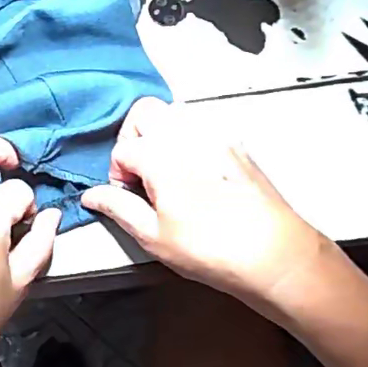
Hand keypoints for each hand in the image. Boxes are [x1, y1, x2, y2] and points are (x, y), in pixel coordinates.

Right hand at [81, 97, 339, 314]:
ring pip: (174, 114)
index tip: (127, 196)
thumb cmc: (212, 249)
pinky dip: (187, 141)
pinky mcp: (236, 146)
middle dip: (133, 137)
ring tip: (166, 173)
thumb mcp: (154, 236)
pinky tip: (193, 175)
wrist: (275, 254)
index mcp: (161, 156)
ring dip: (160, 135)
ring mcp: (216, 136)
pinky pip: (202, 127)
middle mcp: (187, 136)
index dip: (117, 174)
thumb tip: (93, 196)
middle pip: (145, 112)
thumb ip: (119, 208)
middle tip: (139, 173)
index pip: (122, 149)